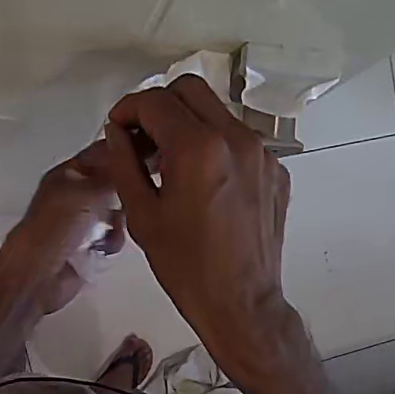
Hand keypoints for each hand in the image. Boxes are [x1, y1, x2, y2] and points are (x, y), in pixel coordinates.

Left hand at [3, 141, 125, 314]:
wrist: (39, 276)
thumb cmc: (50, 231)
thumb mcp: (86, 193)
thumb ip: (114, 174)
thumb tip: (137, 156)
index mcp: (69, 174)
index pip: (104, 152)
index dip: (128, 150)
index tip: (153, 152)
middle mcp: (77, 194)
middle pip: (115, 182)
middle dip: (125, 192)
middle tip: (137, 194)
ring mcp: (84, 220)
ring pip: (120, 211)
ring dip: (120, 221)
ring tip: (111, 227)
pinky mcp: (91, 243)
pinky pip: (116, 236)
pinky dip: (114, 241)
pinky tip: (103, 246)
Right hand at [102, 75, 299, 383]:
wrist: (241, 303)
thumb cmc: (188, 268)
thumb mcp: (143, 215)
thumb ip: (125, 163)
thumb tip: (118, 133)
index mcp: (197, 149)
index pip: (155, 101)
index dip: (128, 109)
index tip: (118, 128)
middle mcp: (235, 139)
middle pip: (190, 90)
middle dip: (159, 105)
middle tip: (143, 137)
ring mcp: (262, 154)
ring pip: (218, 112)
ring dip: (189, 124)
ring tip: (171, 163)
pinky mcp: (276, 172)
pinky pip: (240, 141)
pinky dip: (216, 147)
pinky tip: (204, 182)